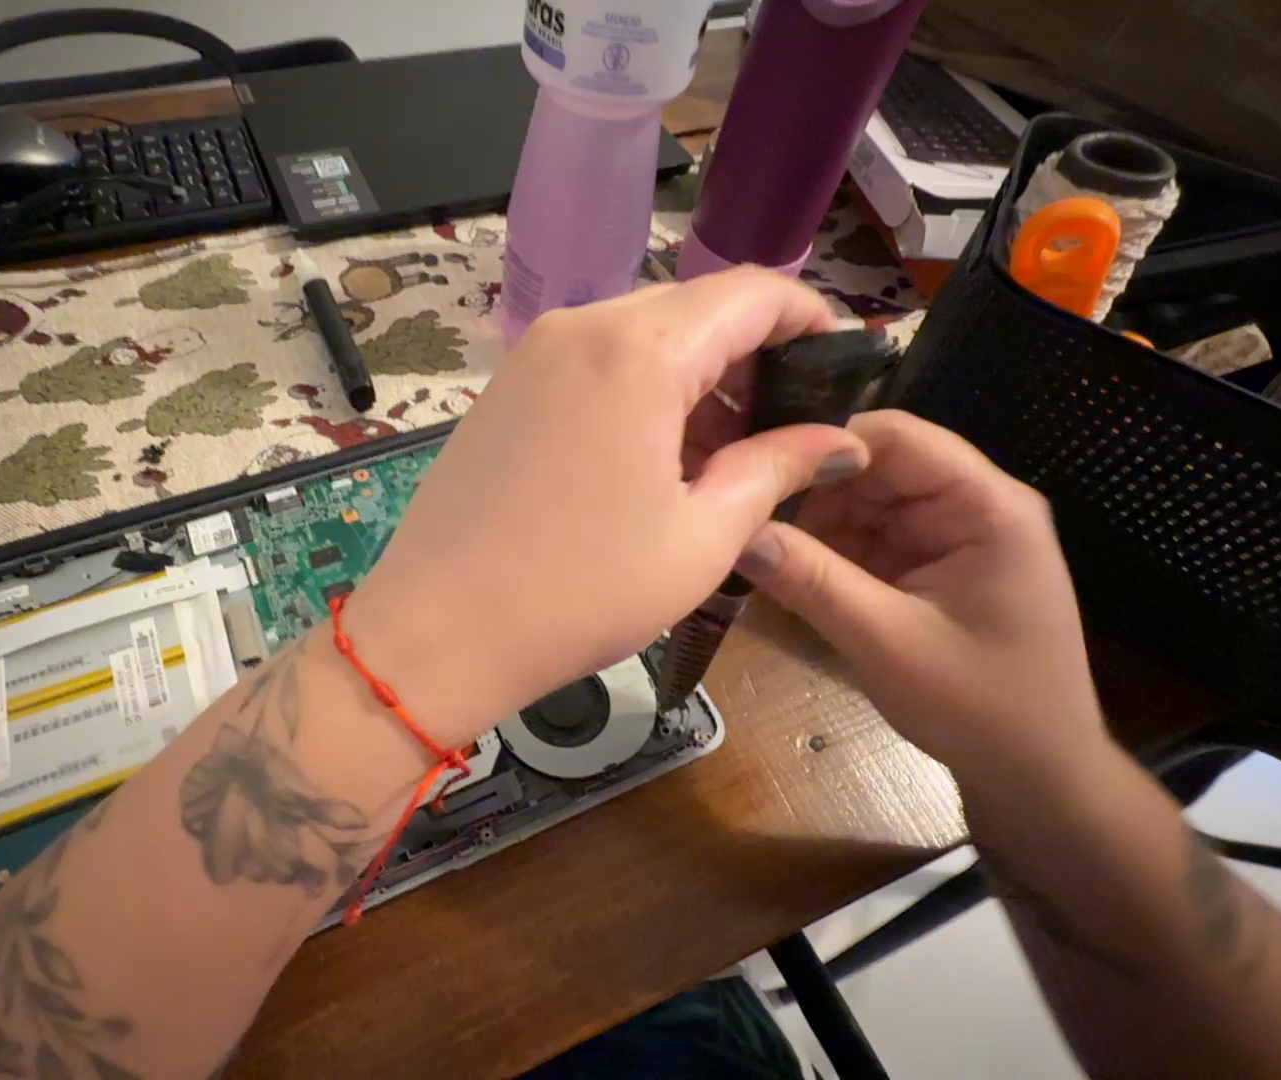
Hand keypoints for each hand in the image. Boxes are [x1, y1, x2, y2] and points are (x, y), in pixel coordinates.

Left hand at [345, 268, 868, 746]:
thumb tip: (840, 440)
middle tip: (781, 429)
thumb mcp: (699, 538)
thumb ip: (777, 470)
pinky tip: (650, 458)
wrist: (437, 631)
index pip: (751, 293)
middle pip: (693, 309)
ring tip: (721, 455)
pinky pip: (590, 365)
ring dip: (693, 378)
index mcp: (638, 351)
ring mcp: (531, 356)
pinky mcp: (504, 389)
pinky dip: (637, 392)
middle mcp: (579, 328)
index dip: (810, 319)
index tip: (842, 365)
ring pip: (639, 336)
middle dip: (750, 356)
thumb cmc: (580, 593)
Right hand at [735, 410, 1110, 783]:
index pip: (897, 436)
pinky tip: (791, 572)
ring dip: (813, 525)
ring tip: (760, 549)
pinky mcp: (928, 565)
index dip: (825, 443)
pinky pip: (866, 537)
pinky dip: (828, 552)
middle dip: (811, 492)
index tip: (757, 470)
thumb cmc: (981, 707)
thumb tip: (735, 534)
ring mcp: (948, 536)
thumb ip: (812, 582)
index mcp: (985, 506)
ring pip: (862, 502)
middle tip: (743, 517)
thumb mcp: (887, 643)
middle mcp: (970, 506)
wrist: (1035, 775)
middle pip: (874, 467)